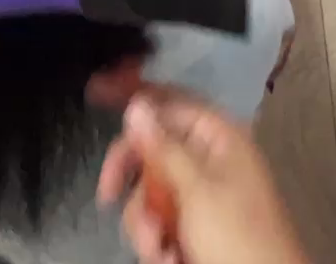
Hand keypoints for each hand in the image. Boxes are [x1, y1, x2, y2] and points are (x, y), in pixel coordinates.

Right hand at [97, 88, 310, 263]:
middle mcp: (208, 157)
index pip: (168, 99)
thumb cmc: (239, 238)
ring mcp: (201, 193)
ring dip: (145, 222)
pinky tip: (169, 258)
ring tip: (160, 249)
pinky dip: (157, 240)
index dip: (133, 92)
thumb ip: (162, 147)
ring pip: (150, 189)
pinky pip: (159, 219)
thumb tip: (136, 106)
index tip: (96, 89)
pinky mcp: (194, 225)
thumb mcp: (197, 190)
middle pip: (151, 147)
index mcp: (217, 136)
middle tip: (108, 194)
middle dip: (133, 180)